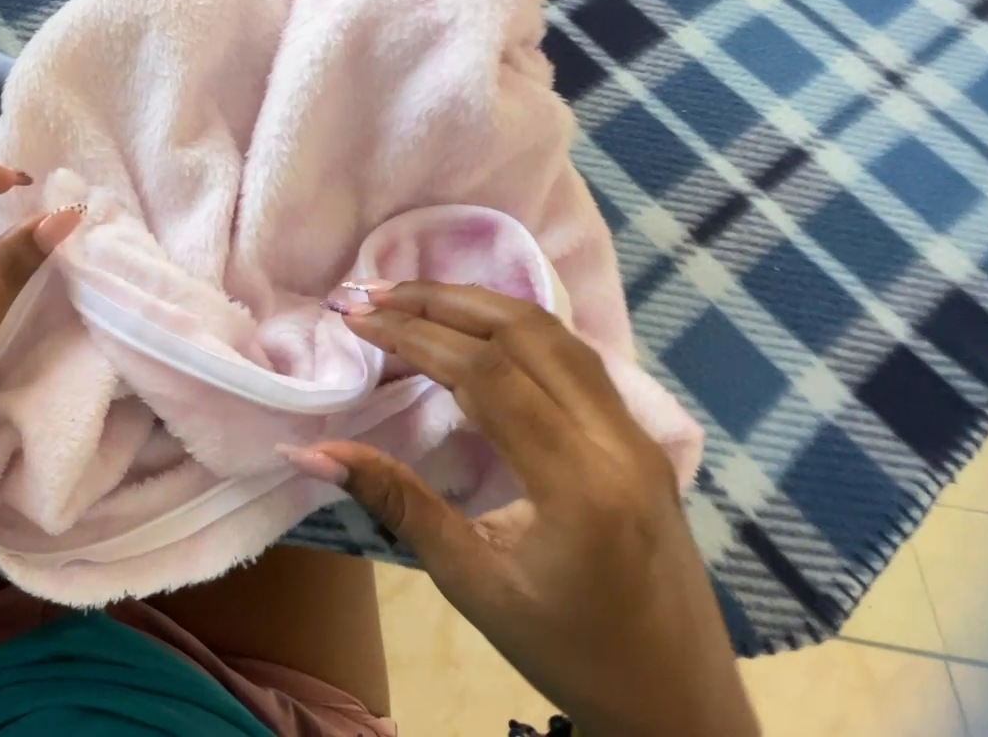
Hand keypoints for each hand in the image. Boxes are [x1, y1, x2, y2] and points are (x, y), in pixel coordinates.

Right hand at [286, 282, 756, 736]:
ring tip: (409, 298)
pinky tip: (471, 330)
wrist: (679, 706)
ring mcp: (638, 436)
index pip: (487, 373)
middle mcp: (618, 441)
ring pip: (555, 335)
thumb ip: (392, 500)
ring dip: (477, 305)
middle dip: (439, 301)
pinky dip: (511, 328)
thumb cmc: (567, 651)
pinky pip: (572, 358)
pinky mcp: (639, 439)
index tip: (355, 319)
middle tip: (370, 292)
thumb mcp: (468, 580)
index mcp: (578, 482)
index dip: (414, 335)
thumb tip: (308, 451)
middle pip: (525, 333)